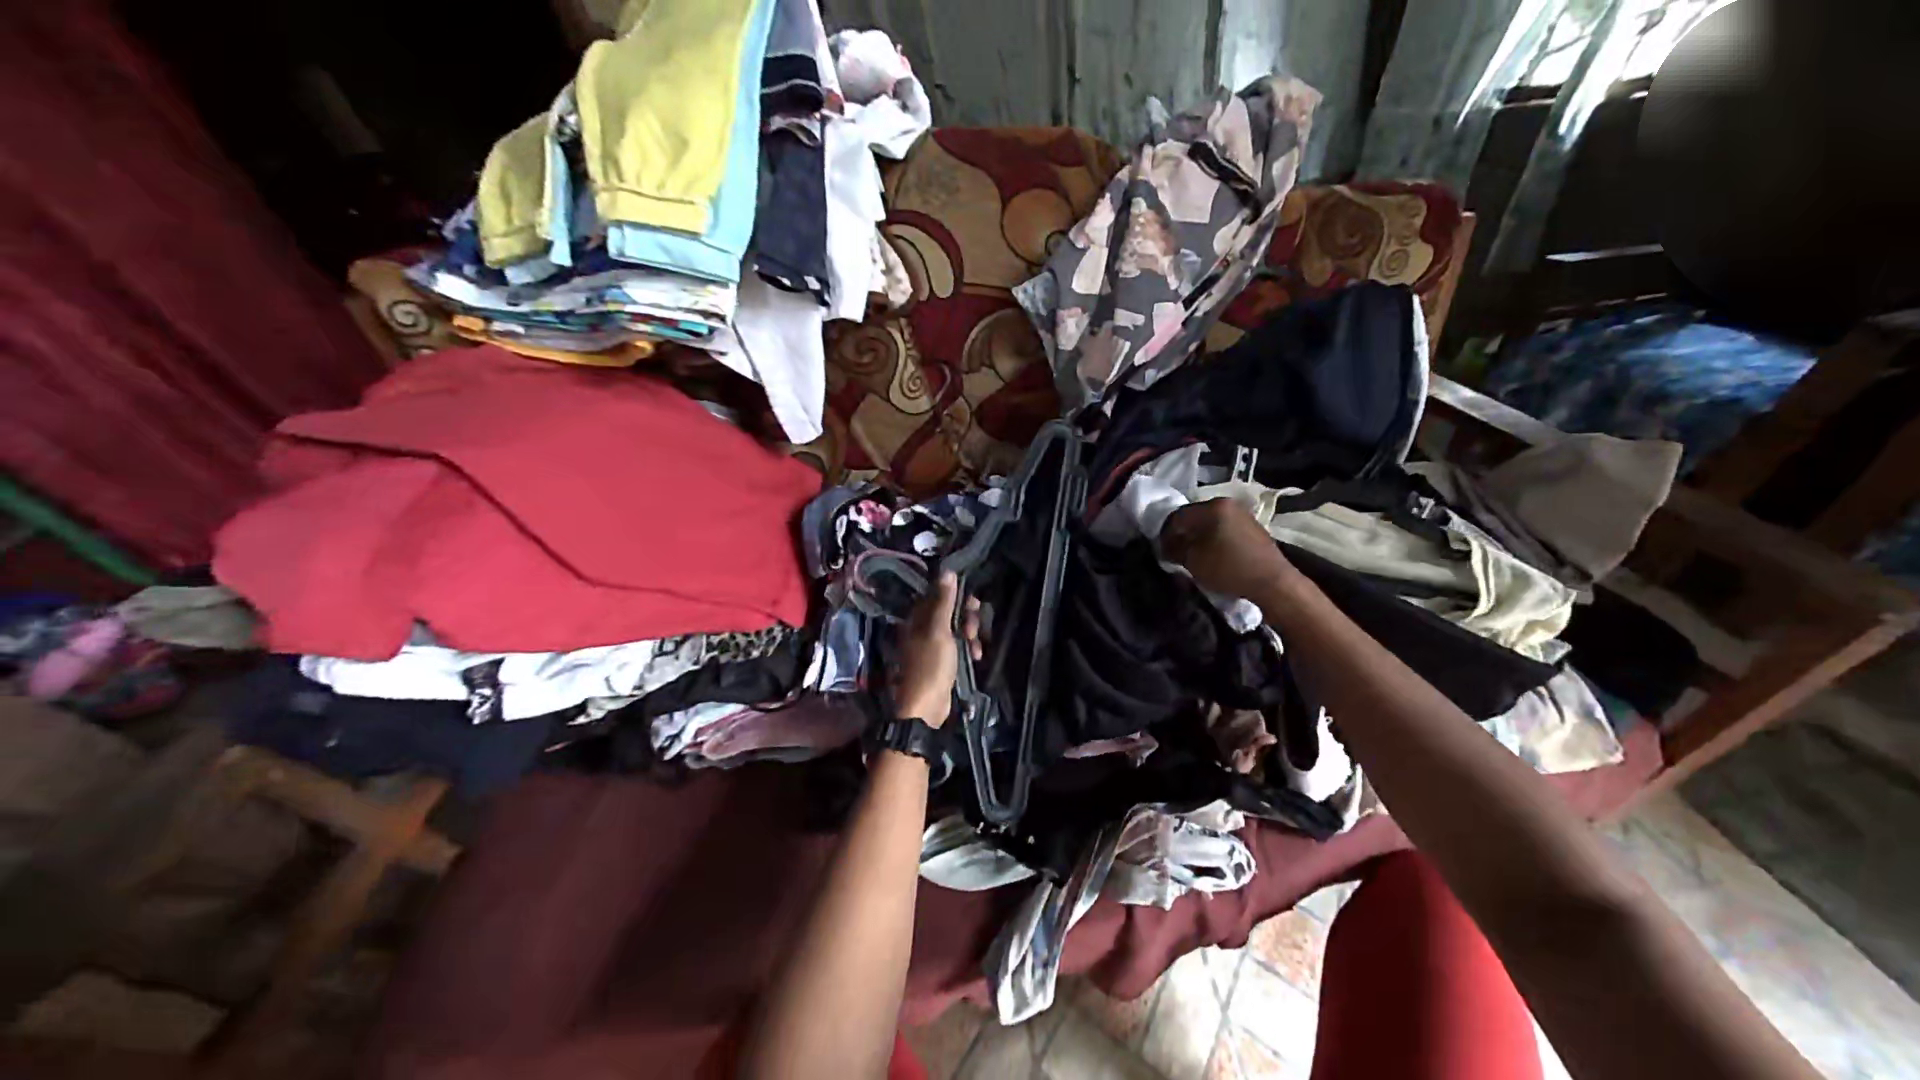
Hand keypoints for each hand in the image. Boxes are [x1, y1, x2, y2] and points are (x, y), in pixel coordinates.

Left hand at [892, 572, 980, 727]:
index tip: (973, 603)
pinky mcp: (942, 661)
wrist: (926, 708)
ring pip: (957, 629)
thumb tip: (946, 571)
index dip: (957, 596)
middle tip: (974, 628)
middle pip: (950, 611)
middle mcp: (923, 628)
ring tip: (975, 645)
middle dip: (967, 617)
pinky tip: (976, 656)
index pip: (938, 595)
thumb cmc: (930, 666)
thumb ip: (943, 602)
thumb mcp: (938, 631)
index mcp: (917, 618)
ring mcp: (933, 645)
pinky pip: (959, 646)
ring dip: (970, 634)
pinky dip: (968, 648)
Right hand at [1160, 498, 1296, 601]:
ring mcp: (1244, 517)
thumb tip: (1168, 546)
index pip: (1178, 516)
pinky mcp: (1254, 531)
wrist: (1273, 583)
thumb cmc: (1228, 568)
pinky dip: (1214, 542)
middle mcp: (1229, 505)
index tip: (1161, 551)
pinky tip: (1213, 558)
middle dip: (1183, 536)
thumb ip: (1175, 549)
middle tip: (1175, 554)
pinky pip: (1225, 532)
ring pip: (1211, 525)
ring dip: (1199, 540)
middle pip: (1195, 518)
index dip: (1166, 534)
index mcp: (1213, 506)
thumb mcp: (1193, 561)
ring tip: (1194, 558)